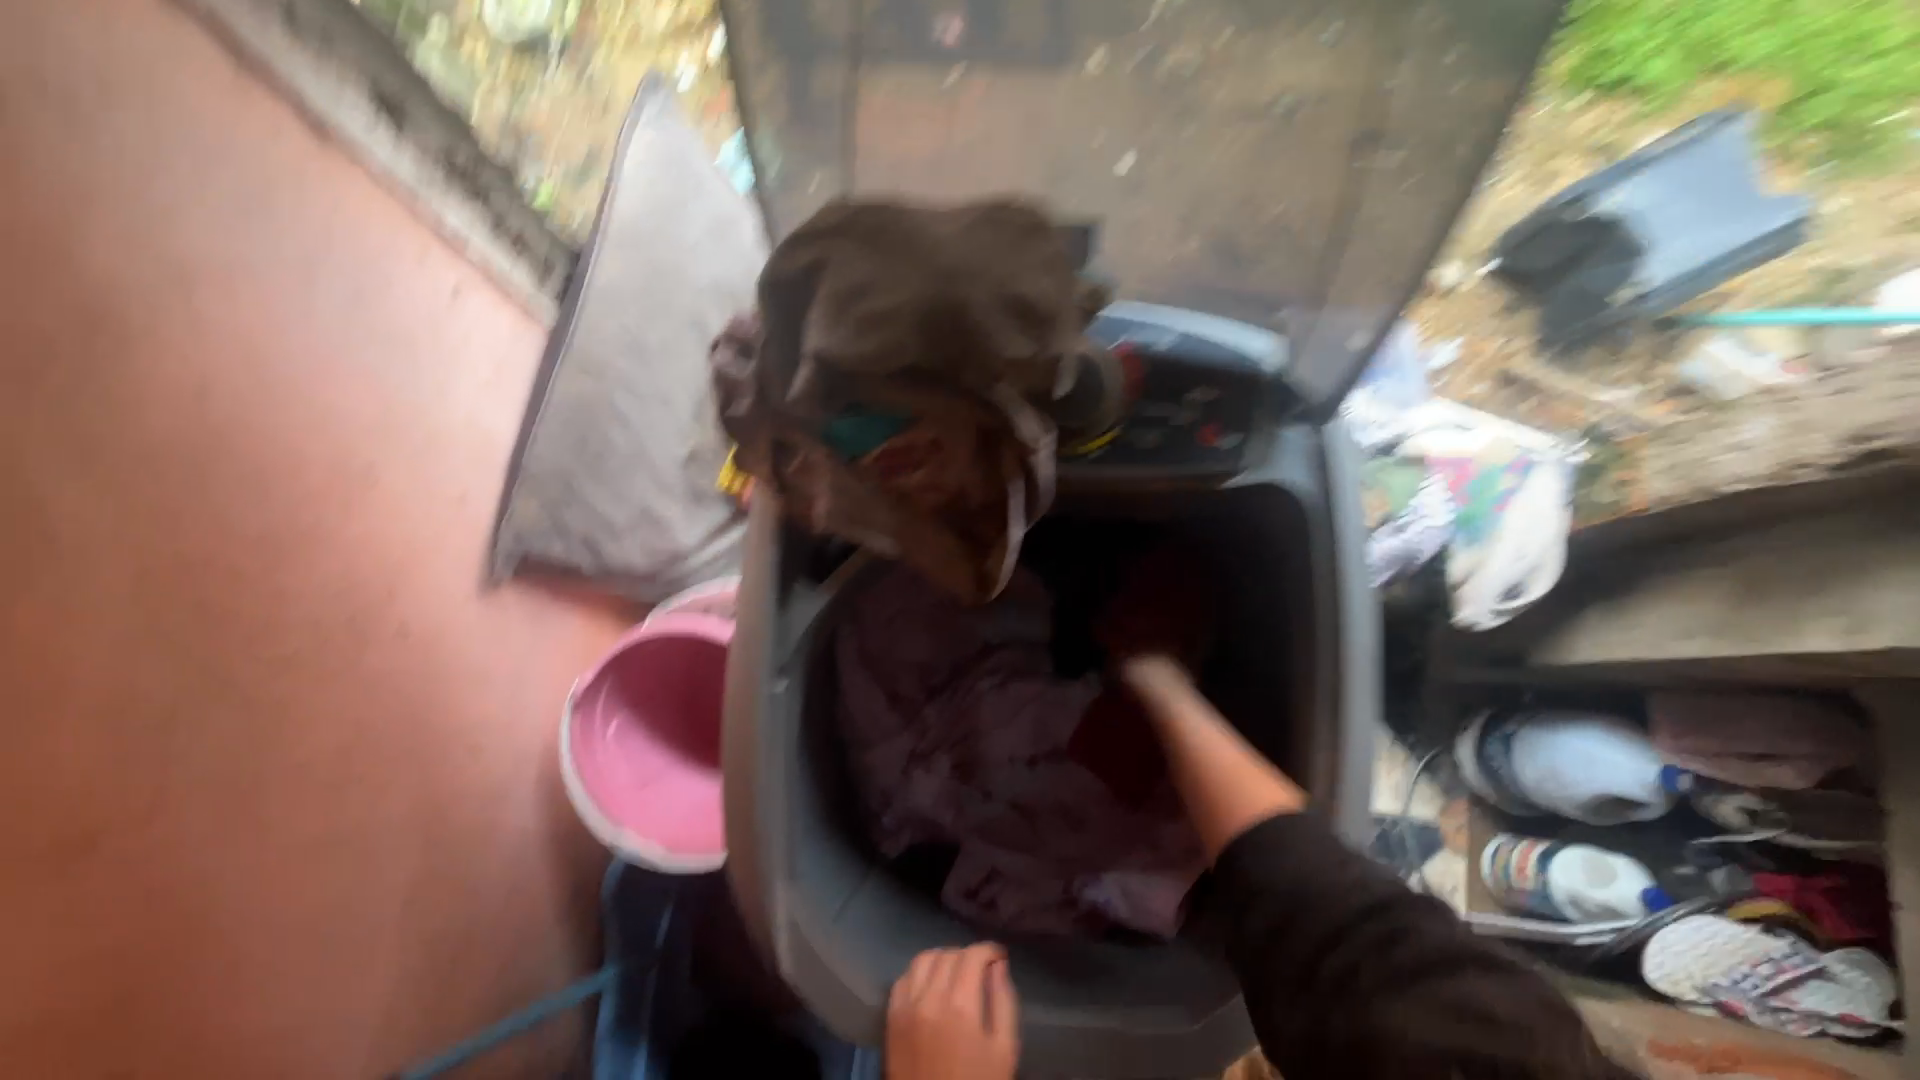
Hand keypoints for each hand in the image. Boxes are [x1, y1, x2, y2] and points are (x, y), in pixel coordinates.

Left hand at [886, 944, 1018, 1079]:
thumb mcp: (1004, 1049)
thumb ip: (1003, 1001)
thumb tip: (998, 965)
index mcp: (960, 1006)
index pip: (972, 955)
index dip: (989, 950)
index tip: (999, 956)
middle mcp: (929, 999)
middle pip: (949, 955)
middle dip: (969, 955)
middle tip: (981, 969)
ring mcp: (905, 1008)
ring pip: (923, 959)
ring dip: (943, 959)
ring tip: (957, 973)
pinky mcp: (891, 1019)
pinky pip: (903, 979)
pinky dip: (919, 973)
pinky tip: (931, 985)